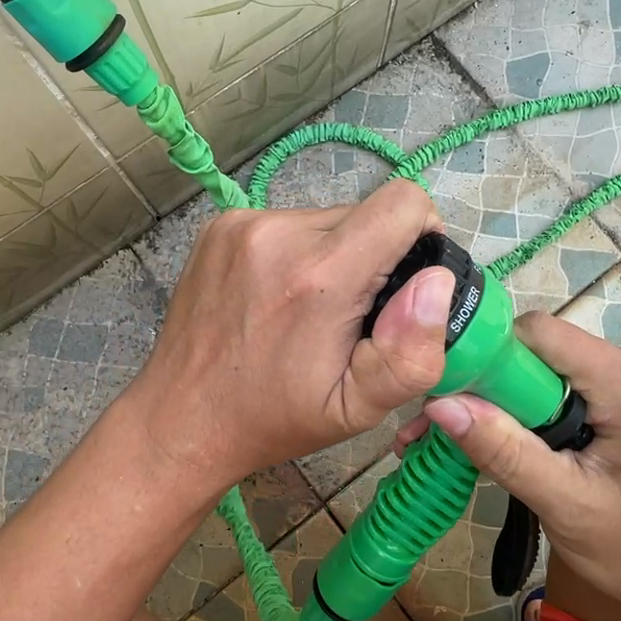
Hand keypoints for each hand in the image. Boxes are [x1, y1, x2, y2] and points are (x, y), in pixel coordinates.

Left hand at [123, 180, 455, 484]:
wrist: (182, 417)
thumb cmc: (275, 418)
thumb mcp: (357, 409)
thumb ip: (411, 352)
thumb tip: (437, 280)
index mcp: (319, 275)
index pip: (403, 202)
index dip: (421, 235)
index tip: (404, 282)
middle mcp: (278, 233)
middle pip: (364, 214)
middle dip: (371, 258)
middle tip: (347, 316)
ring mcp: (242, 223)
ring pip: (324, 219)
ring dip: (331, 256)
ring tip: (305, 311)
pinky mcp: (220, 225)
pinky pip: (286, 223)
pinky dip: (294, 253)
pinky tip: (275, 298)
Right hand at [409, 313, 620, 620]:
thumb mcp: (566, 507)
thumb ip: (504, 451)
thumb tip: (438, 404)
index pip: (537, 333)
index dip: (485, 355)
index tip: (444, 395)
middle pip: (536, 349)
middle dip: (486, 385)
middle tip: (439, 429)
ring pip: (541, 367)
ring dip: (501, 402)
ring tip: (462, 442)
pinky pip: (557, 384)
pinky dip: (525, 412)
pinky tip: (505, 444)